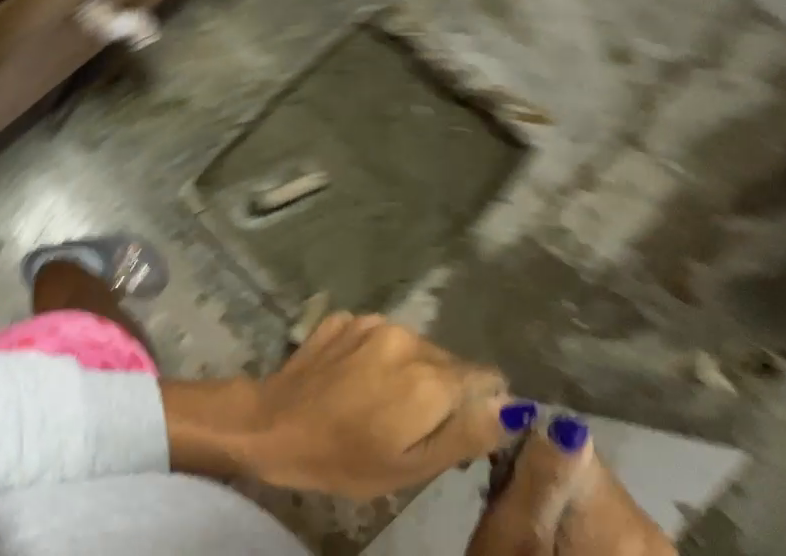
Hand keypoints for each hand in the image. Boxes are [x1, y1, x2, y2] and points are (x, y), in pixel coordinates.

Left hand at [164, 312, 515, 498]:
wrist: (271, 424)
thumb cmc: (343, 458)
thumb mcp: (414, 465)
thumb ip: (468, 433)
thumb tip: (515, 407)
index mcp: (429, 377)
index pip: (486, 379)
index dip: (478, 408)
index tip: (455, 431)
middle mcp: (403, 337)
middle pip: (448, 362)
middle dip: (443, 390)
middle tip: (412, 424)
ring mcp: (366, 322)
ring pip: (412, 346)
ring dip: (408, 370)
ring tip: (379, 403)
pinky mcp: (338, 319)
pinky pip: (376, 337)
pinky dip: (374, 356)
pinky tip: (352, 381)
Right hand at [468, 416, 675, 555]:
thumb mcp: (514, 537)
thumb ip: (540, 479)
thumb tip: (565, 422)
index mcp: (621, 519)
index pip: (570, 445)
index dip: (527, 448)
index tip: (497, 470)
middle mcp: (654, 534)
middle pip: (586, 476)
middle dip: (544, 482)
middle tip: (508, 511)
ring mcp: (657, 555)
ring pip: (597, 502)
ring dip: (559, 507)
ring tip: (529, 537)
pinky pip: (610, 530)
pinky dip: (578, 532)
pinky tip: (553, 550)